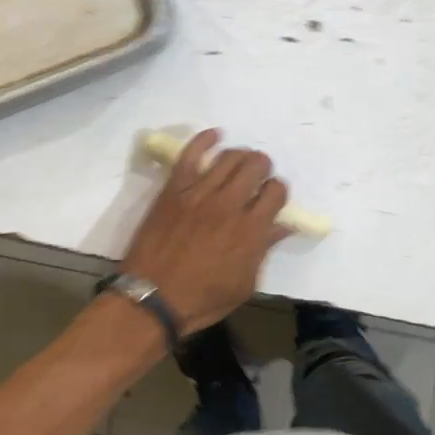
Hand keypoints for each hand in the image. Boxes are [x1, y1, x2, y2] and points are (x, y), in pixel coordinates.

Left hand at [121, 129, 289, 332]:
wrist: (153, 297)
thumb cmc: (202, 299)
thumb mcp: (245, 284)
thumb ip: (264, 250)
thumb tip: (281, 226)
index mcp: (251, 230)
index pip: (276, 191)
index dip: (277, 191)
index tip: (271, 197)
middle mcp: (229, 204)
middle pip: (255, 166)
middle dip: (263, 166)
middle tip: (258, 174)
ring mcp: (200, 193)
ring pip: (228, 157)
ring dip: (240, 155)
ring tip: (240, 161)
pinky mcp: (174, 189)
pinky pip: (191, 154)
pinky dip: (205, 139)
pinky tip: (215, 135)